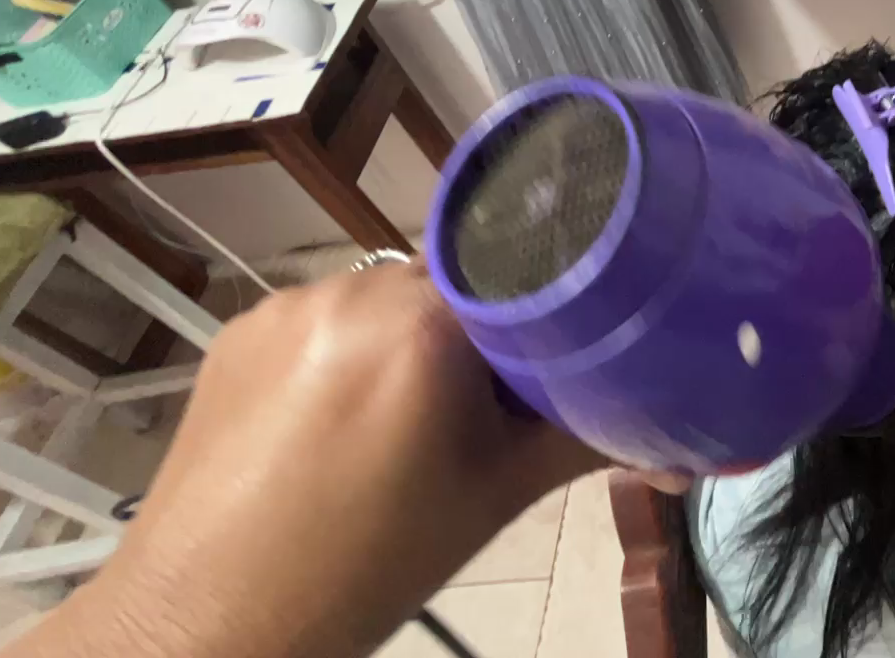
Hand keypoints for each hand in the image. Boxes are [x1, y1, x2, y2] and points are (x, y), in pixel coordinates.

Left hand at [10, 263, 605, 657]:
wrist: (203, 630)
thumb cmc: (374, 561)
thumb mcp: (504, 492)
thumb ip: (597, 442)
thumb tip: (691, 451)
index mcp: (424, 328)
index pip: (521, 272)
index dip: (549, 305)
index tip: (562, 343)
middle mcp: (354, 291)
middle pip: (458, 278)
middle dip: (484, 321)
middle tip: (494, 386)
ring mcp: (291, 303)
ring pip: (398, 289)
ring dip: (421, 328)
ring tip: (417, 398)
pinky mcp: (245, 324)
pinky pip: (337, 308)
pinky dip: (361, 339)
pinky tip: (350, 402)